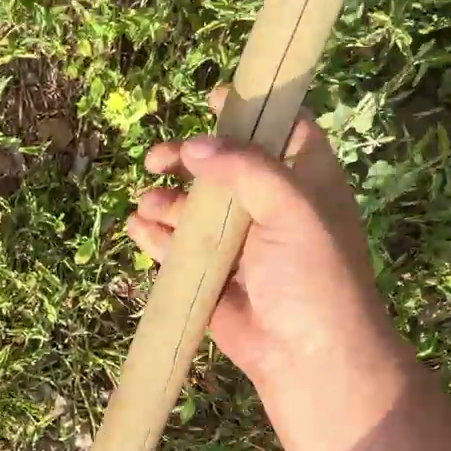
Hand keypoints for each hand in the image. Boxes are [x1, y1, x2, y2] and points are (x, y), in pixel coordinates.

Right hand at [125, 92, 404, 388]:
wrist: (303, 351)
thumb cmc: (312, 274)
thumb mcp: (290, 209)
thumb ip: (244, 171)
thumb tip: (194, 145)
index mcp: (303, 181)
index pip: (278, 131)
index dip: (248, 113)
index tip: (212, 98)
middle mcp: (269, 208)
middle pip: (222, 170)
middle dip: (187, 162)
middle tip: (154, 159)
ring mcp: (236, 245)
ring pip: (193, 212)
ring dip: (166, 203)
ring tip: (144, 203)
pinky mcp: (210, 278)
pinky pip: (177, 251)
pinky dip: (156, 239)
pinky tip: (138, 230)